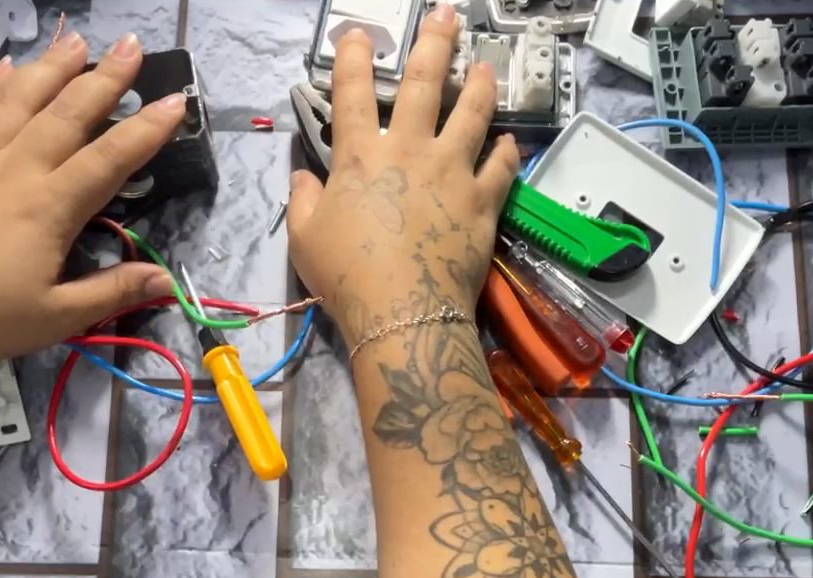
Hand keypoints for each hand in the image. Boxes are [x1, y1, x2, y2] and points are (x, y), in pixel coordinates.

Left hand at [0, 31, 182, 374]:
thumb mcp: (59, 317)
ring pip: (17, 100)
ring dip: (50, 67)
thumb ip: (113, 292)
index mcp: (48, 208)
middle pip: (65, 114)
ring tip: (76, 41)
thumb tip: (167, 280)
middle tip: (132, 46)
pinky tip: (3, 69)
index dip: (145, 130)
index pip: (108, 159)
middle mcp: (14, 171)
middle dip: (103, 78)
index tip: (174, 101)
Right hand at [287, 3, 519, 340]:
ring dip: (481, 85)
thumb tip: (304, 178)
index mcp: (361, 156)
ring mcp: (452, 173)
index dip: (355, 57)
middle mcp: (411, 150)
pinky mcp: (482, 203)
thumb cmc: (346, 278)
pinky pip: (501, 167)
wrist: (402, 312)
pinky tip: (509, 142)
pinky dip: (506, 152)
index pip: (353, 92)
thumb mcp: (305, 241)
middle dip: (435, 43)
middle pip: (425, 83)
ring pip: (473, 114)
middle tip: (447, 16)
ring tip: (486, 68)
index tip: (359, 34)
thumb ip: (303, 202)